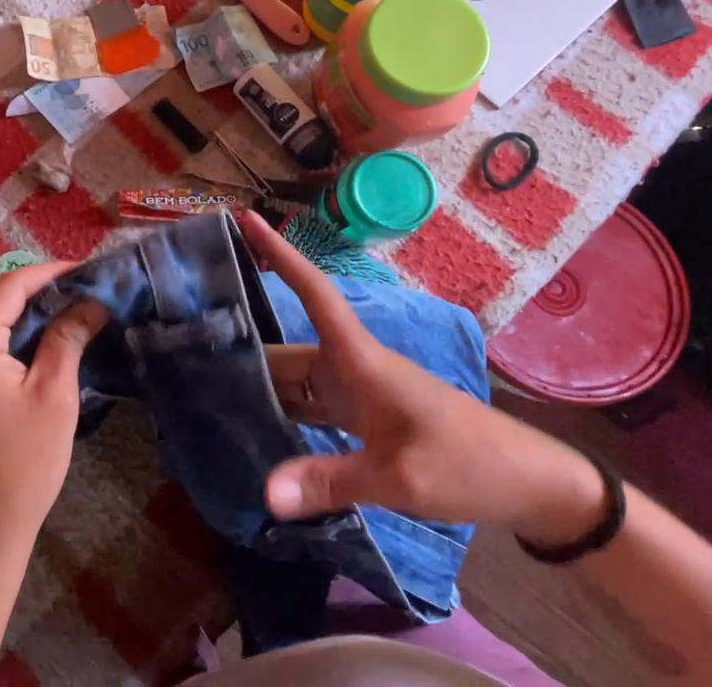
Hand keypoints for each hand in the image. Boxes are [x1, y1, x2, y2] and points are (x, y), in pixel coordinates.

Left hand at [0, 263, 106, 553]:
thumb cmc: (21, 466)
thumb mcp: (53, 396)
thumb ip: (67, 338)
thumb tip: (90, 302)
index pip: (10, 286)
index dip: (49, 273)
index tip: (86, 270)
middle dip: (38, 297)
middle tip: (83, 297)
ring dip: (20, 320)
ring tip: (66, 318)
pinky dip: (0, 341)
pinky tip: (32, 347)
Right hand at [238, 212, 607, 545]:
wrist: (527, 484)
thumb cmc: (469, 465)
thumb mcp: (399, 478)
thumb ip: (330, 482)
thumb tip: (265, 492)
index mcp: (362, 360)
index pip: (314, 293)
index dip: (279, 254)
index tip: (245, 219)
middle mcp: (352, 366)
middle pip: (287, 347)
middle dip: (242, 341)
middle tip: (184, 344)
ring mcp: (357, 391)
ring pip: (295, 378)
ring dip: (257, 381)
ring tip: (203, 386)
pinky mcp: (362, 416)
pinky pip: (309, 406)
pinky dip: (281, 412)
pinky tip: (251, 426)